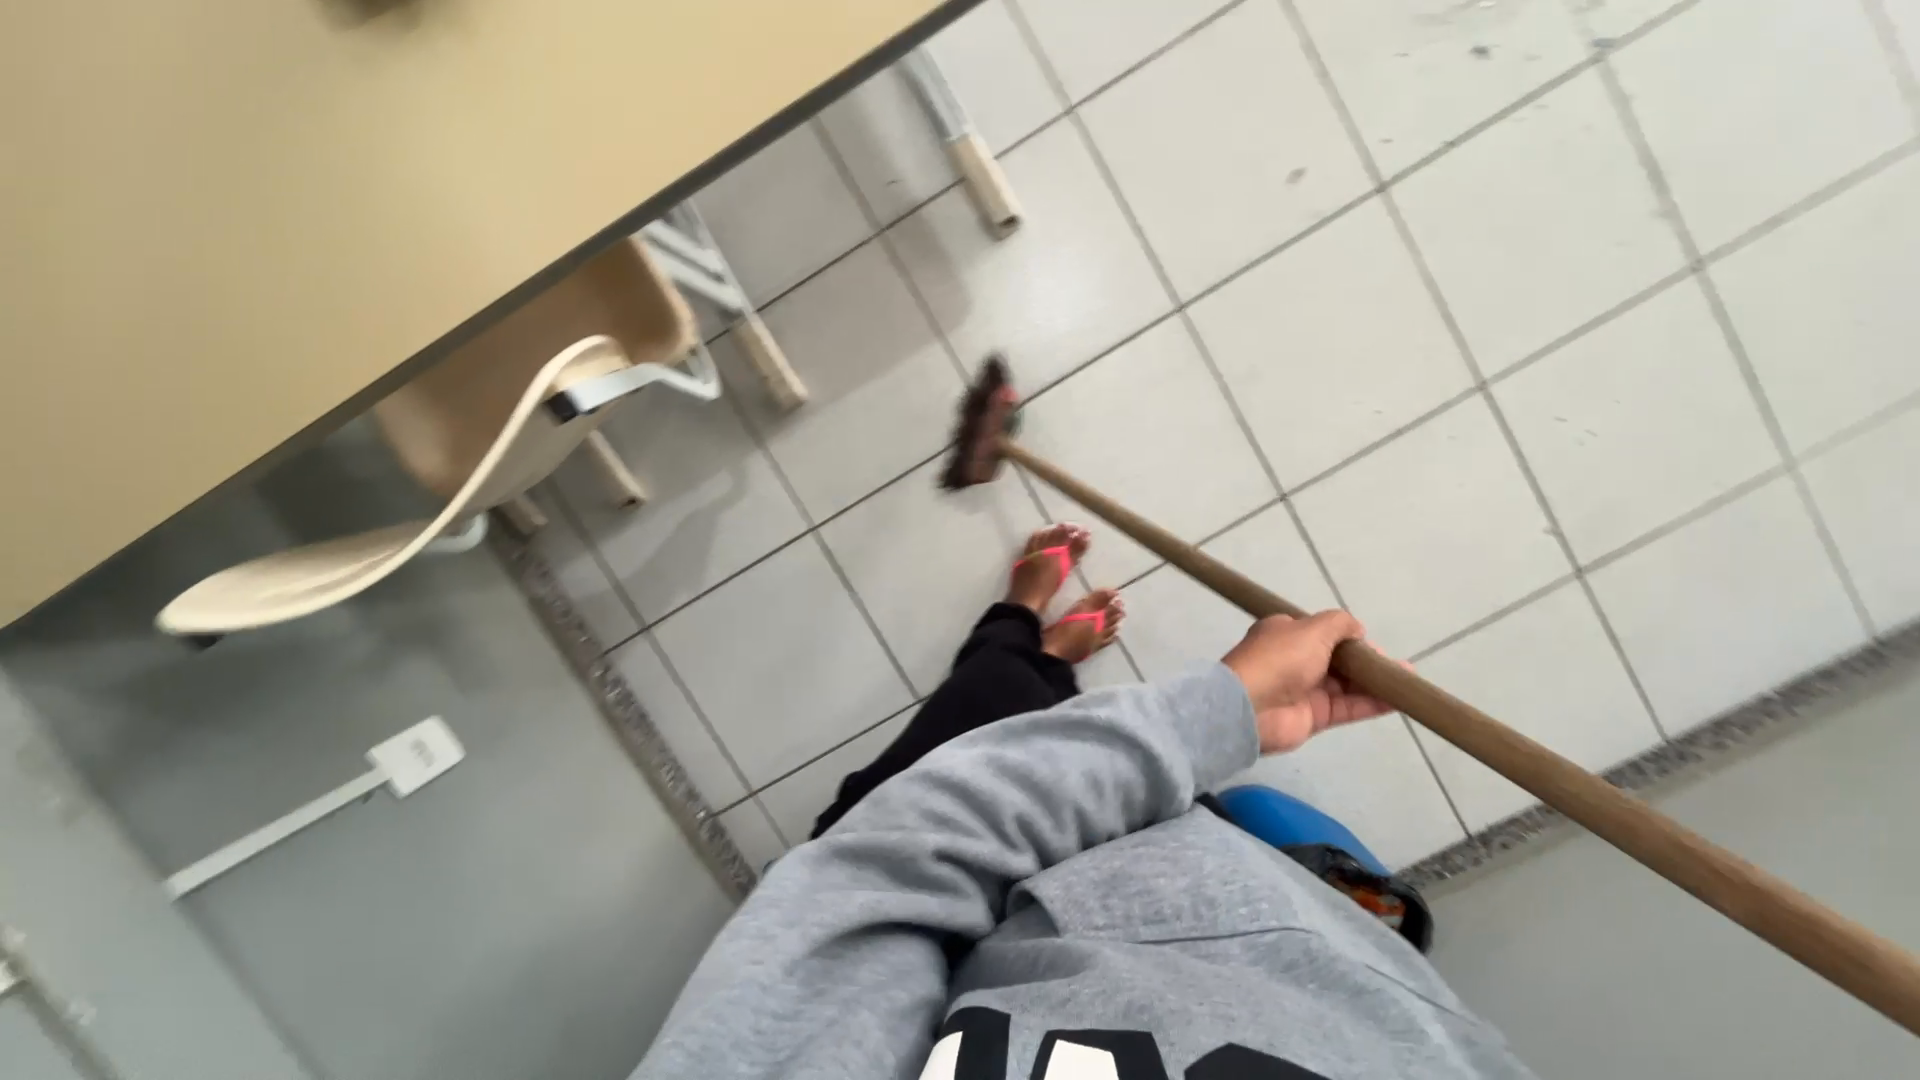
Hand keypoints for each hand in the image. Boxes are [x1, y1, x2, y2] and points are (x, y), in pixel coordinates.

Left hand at [1220, 612, 1397, 753]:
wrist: (1250, 707)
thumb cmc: (1279, 659)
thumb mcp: (1311, 628)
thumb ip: (1338, 624)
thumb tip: (1358, 630)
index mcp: (1285, 634)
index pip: (1320, 633)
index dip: (1347, 637)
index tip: (1370, 642)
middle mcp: (1293, 660)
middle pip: (1336, 659)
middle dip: (1365, 661)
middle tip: (1395, 665)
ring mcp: (1303, 690)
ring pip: (1346, 684)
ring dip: (1374, 682)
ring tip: (1406, 680)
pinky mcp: (1314, 716)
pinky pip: (1349, 707)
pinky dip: (1373, 704)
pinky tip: (1398, 700)